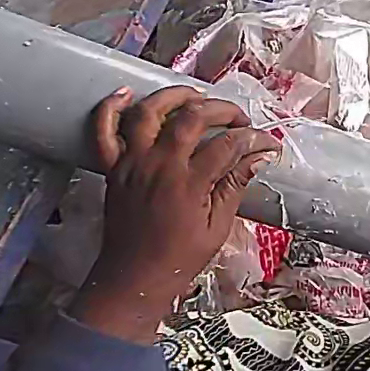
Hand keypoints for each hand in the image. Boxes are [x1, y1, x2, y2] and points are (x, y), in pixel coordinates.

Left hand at [70, 85, 279, 341]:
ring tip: (193, 95)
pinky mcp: (112, 166)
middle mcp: (159, 166)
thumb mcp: (216, 228)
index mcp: (189, 185)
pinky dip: (111, 108)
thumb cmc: (179, 258)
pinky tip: (126, 93)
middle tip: (236, 118)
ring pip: (148, 113)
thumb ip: (234, 186)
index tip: (265, 141)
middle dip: (221, 110)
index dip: (252, 138)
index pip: (227, 145)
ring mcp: (132, 163)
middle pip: (191, 118)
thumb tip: (259, 157)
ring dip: (172, 96)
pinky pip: (104, 130)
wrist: (133, 278)